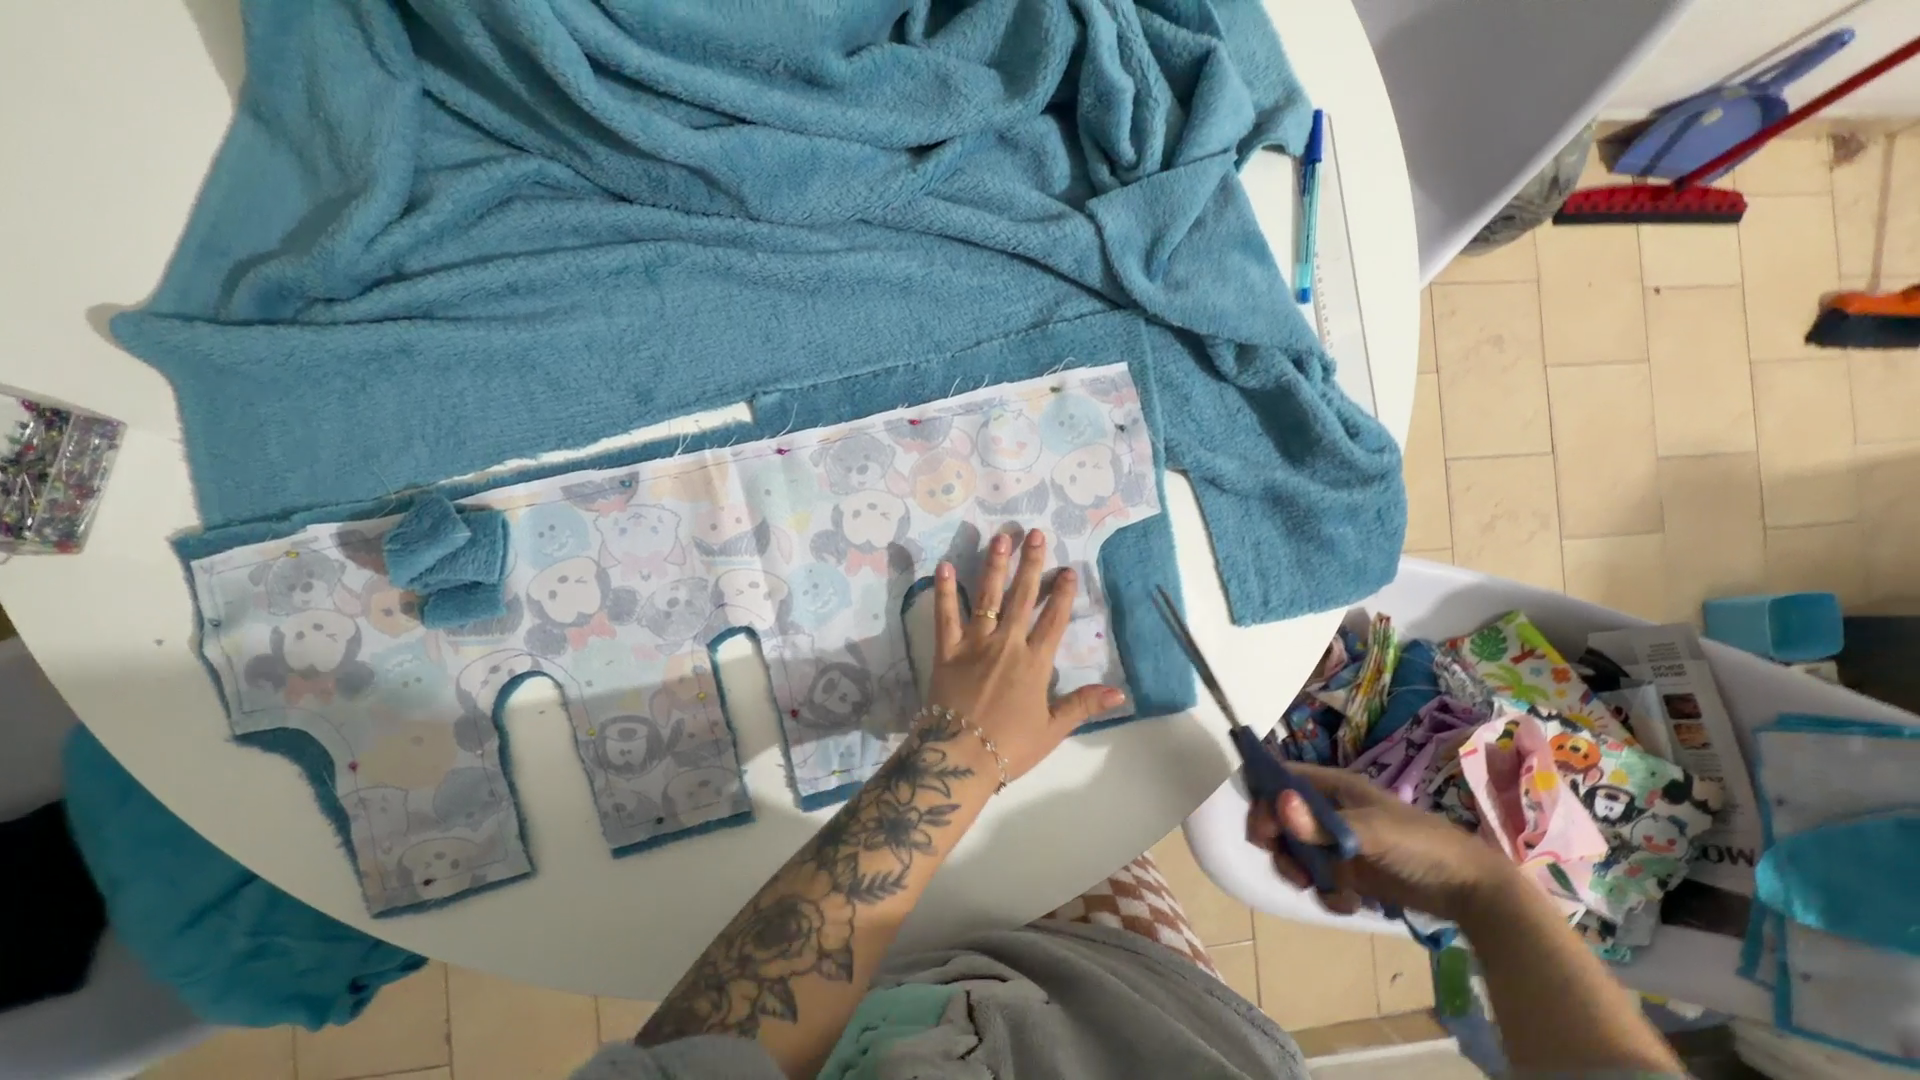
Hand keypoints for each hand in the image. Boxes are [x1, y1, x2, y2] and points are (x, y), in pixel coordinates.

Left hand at [926, 526, 1124, 782]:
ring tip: (1001, 538)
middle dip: (1031, 564)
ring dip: (995, 566)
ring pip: (987, 597)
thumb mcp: (1053, 729)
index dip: (1062, 594)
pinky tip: (945, 566)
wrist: (959, 756)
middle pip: (1022, 597)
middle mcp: (1007, 644)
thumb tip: (1120, 692)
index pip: (1053, 620)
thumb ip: (1083, 705)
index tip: (1068, 569)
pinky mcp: (946, 651)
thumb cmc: (1010, 746)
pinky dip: (944, 591)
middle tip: (1034, 533)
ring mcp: (975, 644)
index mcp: (1035, 663)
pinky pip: (945, 615)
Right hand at [1247, 763, 1520, 923]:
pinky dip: (1325, 893)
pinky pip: (1317, 879)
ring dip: (1299, 872)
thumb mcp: (1370, 832)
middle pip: (1281, 818)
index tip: (1263, 828)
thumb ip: (1323, 824)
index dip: (1265, 795)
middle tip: (1291, 867)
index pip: (1283, 779)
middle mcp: (1330, 810)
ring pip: (1294, 851)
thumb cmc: (1420, 844)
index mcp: (1333, 787)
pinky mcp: (1348, 873)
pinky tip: (1349, 902)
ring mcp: (1338, 842)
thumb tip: (1279, 803)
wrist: (1469, 889)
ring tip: (1318, 888)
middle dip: (1278, 843)